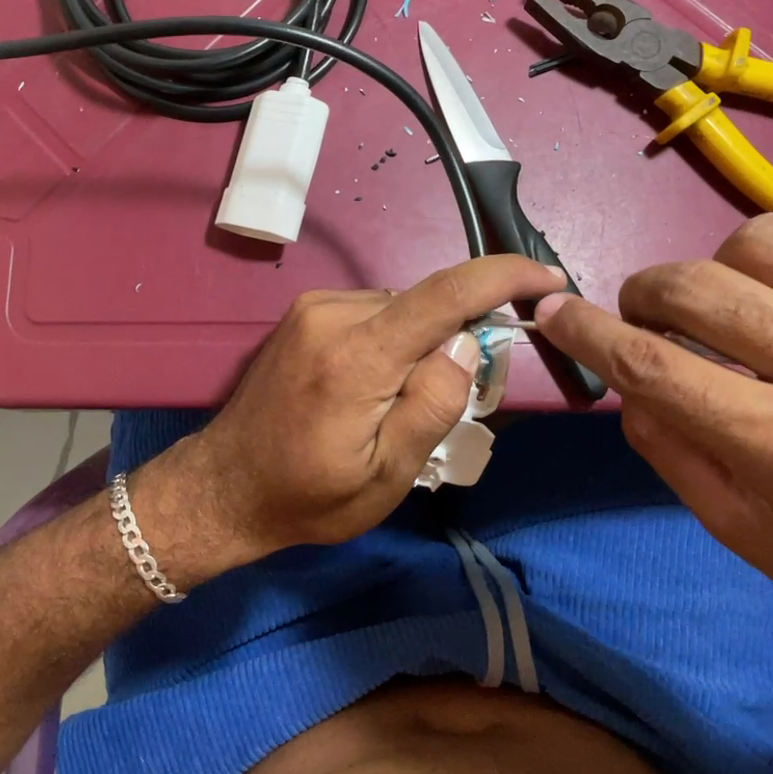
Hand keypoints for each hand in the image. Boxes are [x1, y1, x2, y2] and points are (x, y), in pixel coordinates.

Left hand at [156, 256, 564, 566]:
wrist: (224, 487)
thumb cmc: (308, 496)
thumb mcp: (387, 476)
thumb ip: (433, 404)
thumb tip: (468, 343)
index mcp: (356, 355)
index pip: (444, 295)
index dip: (504, 276)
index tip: (548, 279)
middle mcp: (332, 313)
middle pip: (423, 306)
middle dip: (456, 337)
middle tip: (449, 400)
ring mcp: (312, 308)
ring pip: (398, 309)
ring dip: (418, 343)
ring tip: (394, 405)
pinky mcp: (303, 313)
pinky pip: (370, 313)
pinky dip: (390, 340)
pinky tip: (368, 389)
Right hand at [532, 204, 772, 773]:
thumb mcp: (756, 543)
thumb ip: (672, 449)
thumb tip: (623, 374)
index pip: (654, 365)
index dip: (587, 331)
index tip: (554, 309)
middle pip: (701, 286)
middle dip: (647, 293)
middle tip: (649, 313)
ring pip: (772, 235)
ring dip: (726, 265)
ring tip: (740, 302)